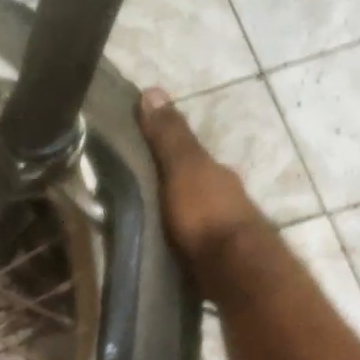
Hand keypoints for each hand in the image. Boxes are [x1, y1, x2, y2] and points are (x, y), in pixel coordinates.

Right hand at [136, 88, 270, 285]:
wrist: (232, 268)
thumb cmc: (205, 213)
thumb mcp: (183, 168)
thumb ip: (168, 137)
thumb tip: (152, 91)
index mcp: (213, 173)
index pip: (186, 157)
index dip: (162, 155)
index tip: (132, 160)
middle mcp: (221, 197)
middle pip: (188, 188)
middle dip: (164, 191)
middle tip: (128, 199)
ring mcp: (219, 230)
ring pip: (188, 217)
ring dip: (168, 220)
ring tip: (135, 229)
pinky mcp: (212, 260)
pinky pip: (186, 244)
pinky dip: (171, 243)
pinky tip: (154, 251)